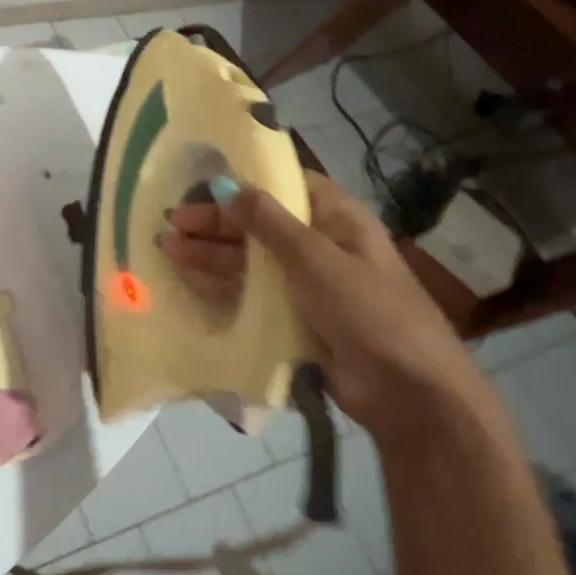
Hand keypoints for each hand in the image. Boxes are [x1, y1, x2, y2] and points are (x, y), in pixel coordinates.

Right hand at [158, 171, 489, 437]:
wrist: (409, 394)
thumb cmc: (369, 310)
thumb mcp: (315, 258)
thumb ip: (267, 221)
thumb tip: (225, 183)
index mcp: (338, 220)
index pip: (285, 184)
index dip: (244, 180)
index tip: (199, 180)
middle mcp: (321, 245)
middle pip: (259, 223)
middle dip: (215, 221)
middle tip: (170, 222)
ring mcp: (307, 284)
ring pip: (250, 259)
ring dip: (210, 253)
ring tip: (166, 248)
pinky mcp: (295, 318)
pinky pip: (251, 293)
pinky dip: (220, 283)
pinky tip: (187, 277)